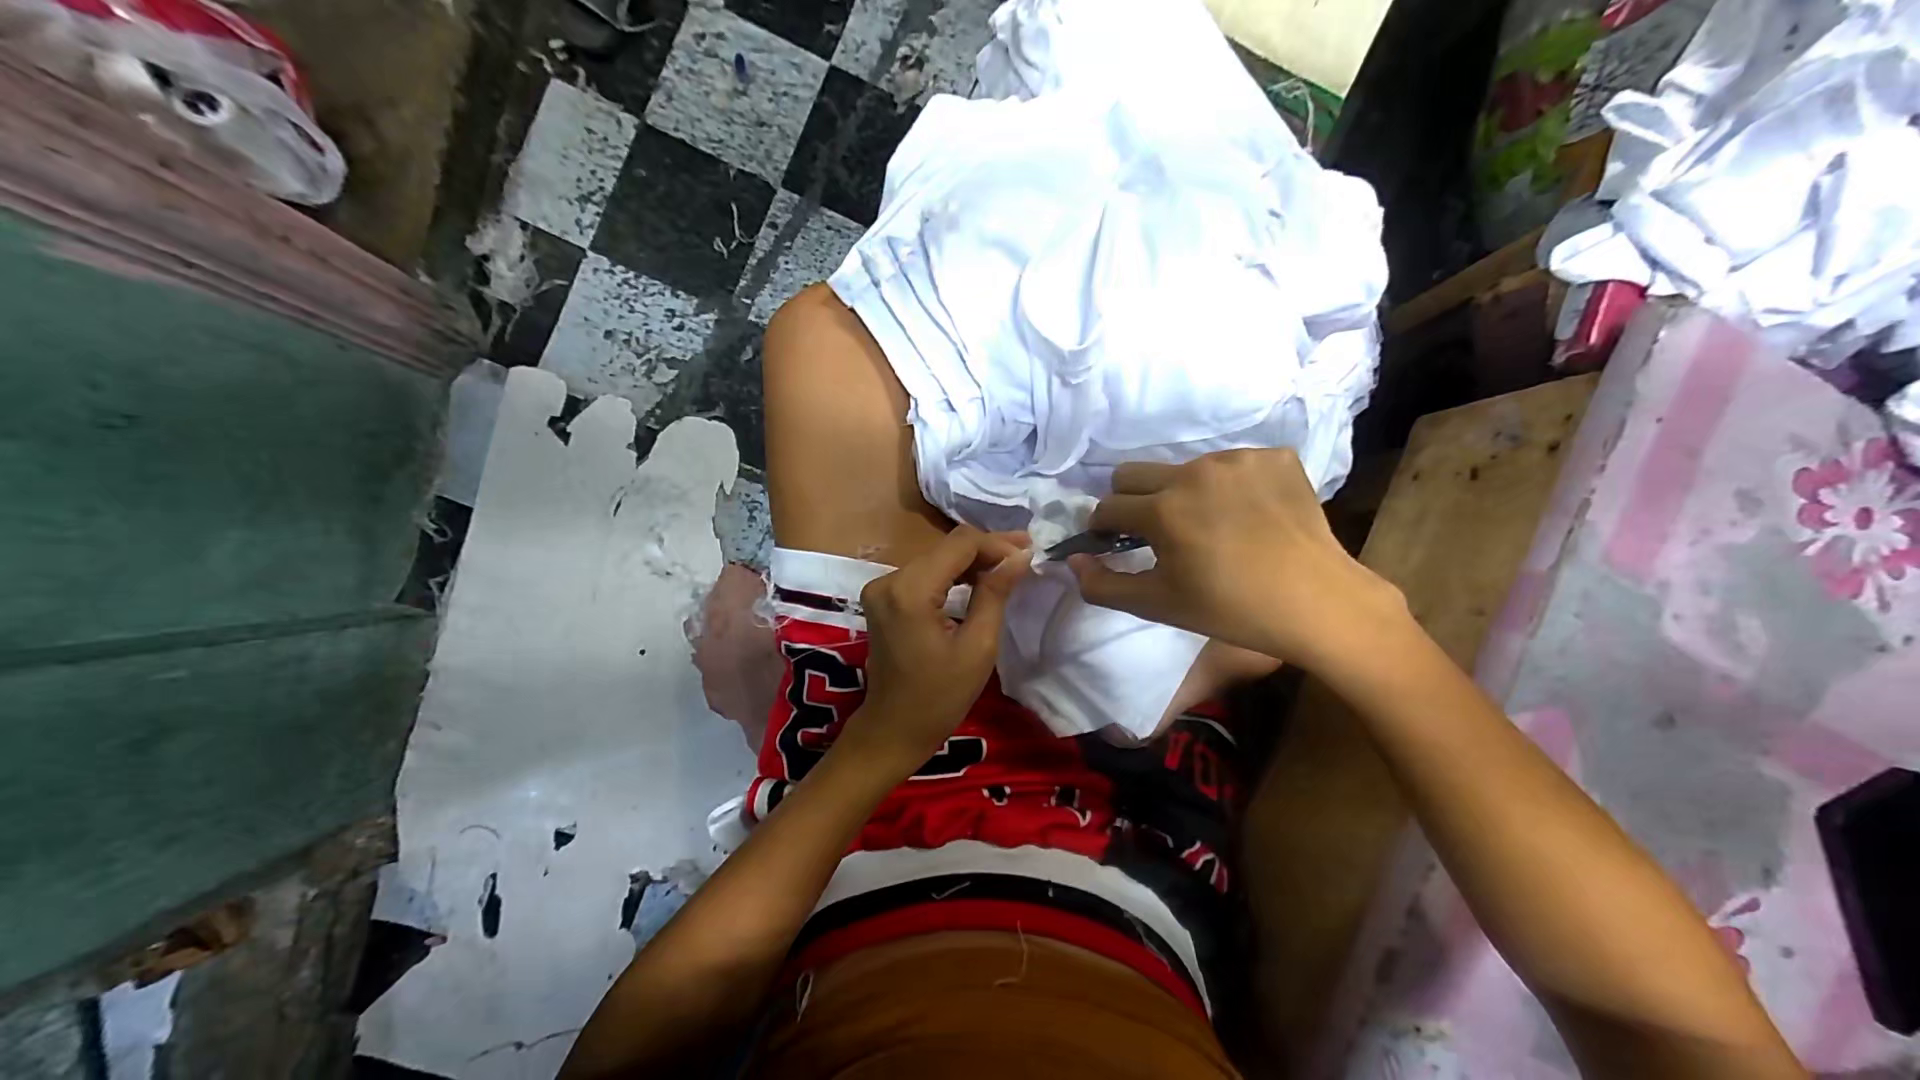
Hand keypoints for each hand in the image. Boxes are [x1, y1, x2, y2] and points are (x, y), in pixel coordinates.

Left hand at [835, 526, 1031, 774]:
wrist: (894, 728)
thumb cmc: (940, 696)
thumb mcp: (978, 646)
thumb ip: (996, 593)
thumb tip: (1020, 556)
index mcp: (910, 591)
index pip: (959, 544)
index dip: (996, 544)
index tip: (1028, 554)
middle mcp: (889, 579)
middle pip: (946, 547)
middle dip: (986, 551)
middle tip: (1024, 558)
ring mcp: (881, 587)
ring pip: (936, 558)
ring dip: (971, 562)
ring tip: (1009, 567)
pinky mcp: (883, 597)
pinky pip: (923, 573)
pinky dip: (952, 575)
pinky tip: (979, 581)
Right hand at [1068, 448, 1404, 673]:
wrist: (1318, 603)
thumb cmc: (1230, 609)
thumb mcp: (1158, 605)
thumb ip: (1102, 585)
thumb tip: (1072, 560)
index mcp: (1163, 509)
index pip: (1108, 506)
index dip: (1103, 528)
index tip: (1117, 544)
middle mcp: (1194, 472)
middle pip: (1133, 473)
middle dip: (1132, 501)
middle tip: (1157, 532)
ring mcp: (1238, 459)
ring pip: (1183, 468)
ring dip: (1183, 493)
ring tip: (1213, 526)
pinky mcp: (1274, 457)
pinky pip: (1231, 464)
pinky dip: (1230, 486)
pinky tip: (1250, 515)